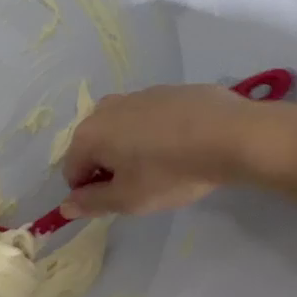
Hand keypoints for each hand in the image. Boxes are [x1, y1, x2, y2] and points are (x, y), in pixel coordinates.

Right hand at [59, 84, 270, 217]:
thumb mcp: (130, 199)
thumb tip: (65, 206)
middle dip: (109, 166)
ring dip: (132, 147)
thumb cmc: (172, 172)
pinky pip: (150, 116)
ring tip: (164, 164)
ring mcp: (136, 95)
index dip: (90, 191)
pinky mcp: (166, 90)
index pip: (72, 171)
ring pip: (122, 129)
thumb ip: (92, 203)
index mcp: (88, 135)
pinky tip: (183, 145)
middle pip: (94, 146)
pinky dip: (157, 131)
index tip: (119, 201)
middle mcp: (104, 109)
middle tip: (141, 184)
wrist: (232, 135)